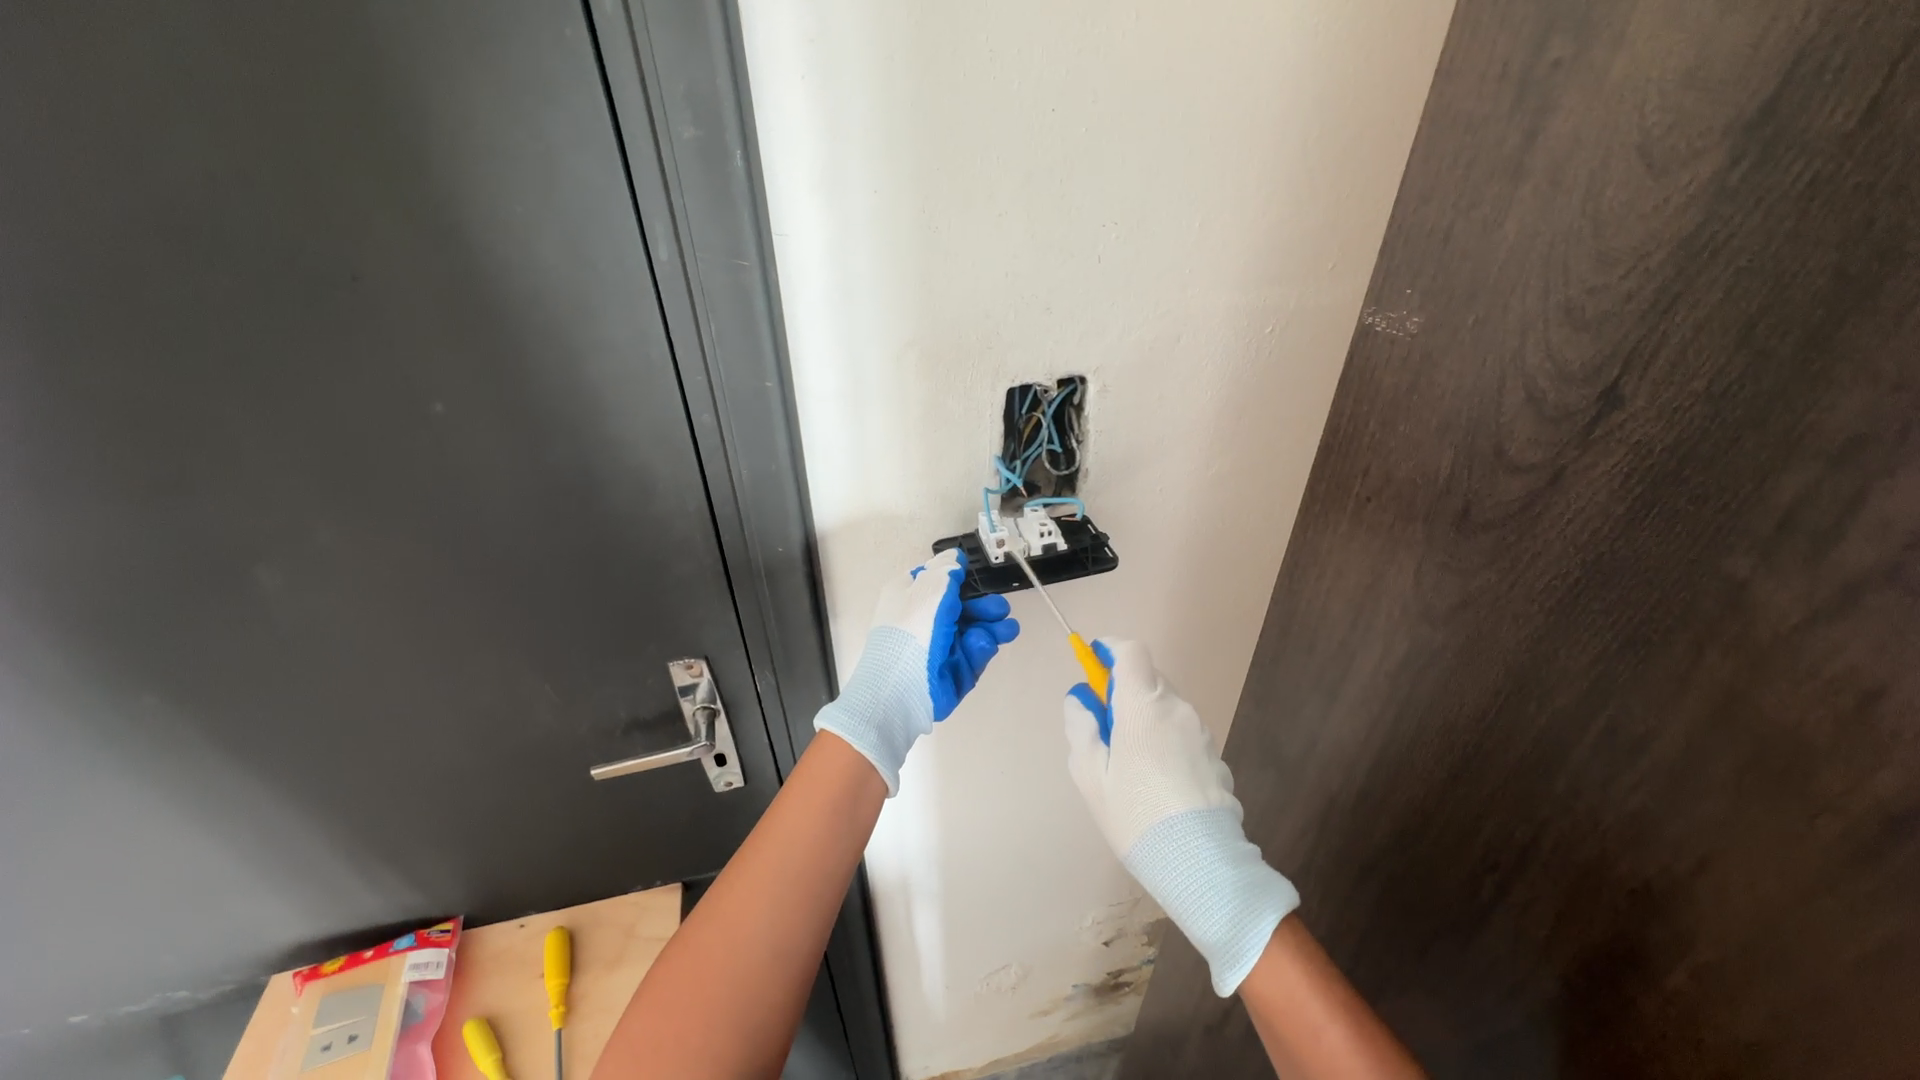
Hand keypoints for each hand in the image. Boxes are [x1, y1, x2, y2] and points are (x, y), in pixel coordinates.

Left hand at [815, 549, 1019, 793]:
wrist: (898, 692)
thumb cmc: (912, 632)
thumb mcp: (928, 591)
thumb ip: (946, 572)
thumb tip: (954, 557)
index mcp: (908, 596)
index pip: (937, 581)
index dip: (958, 580)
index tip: (976, 580)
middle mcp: (923, 619)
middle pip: (961, 608)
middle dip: (984, 607)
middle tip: (1002, 610)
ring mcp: (938, 647)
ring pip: (972, 631)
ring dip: (990, 628)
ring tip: (1007, 629)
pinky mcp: (952, 671)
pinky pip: (971, 655)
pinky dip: (979, 649)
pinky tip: (984, 645)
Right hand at [1065, 639, 1298, 995]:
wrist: (1198, 863)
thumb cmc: (1134, 814)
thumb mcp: (1090, 775)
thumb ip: (1081, 727)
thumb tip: (1081, 700)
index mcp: (1144, 706)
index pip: (1131, 651)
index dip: (1110, 650)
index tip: (1094, 664)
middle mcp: (1178, 709)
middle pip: (1149, 680)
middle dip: (1124, 693)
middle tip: (1106, 730)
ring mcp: (1202, 733)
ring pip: (1167, 708)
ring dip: (1147, 719)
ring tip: (1132, 766)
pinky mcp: (1216, 757)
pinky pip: (1184, 734)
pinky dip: (1167, 742)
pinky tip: (1159, 784)